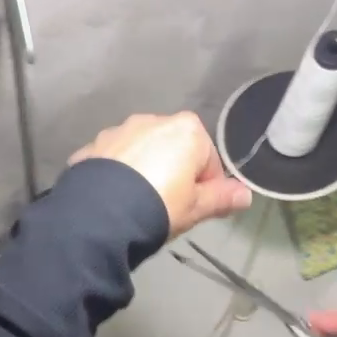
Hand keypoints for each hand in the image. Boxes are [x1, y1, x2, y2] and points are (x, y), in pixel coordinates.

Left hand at [69, 112, 252, 237]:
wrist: (101, 216)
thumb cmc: (159, 207)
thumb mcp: (195, 208)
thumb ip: (221, 198)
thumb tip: (246, 194)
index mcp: (185, 129)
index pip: (207, 160)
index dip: (205, 187)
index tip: (194, 208)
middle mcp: (151, 121)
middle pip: (172, 151)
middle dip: (171, 175)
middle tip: (164, 208)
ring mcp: (117, 132)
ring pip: (139, 154)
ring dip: (142, 173)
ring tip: (136, 205)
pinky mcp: (91, 148)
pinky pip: (111, 162)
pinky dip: (114, 176)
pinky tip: (111, 200)